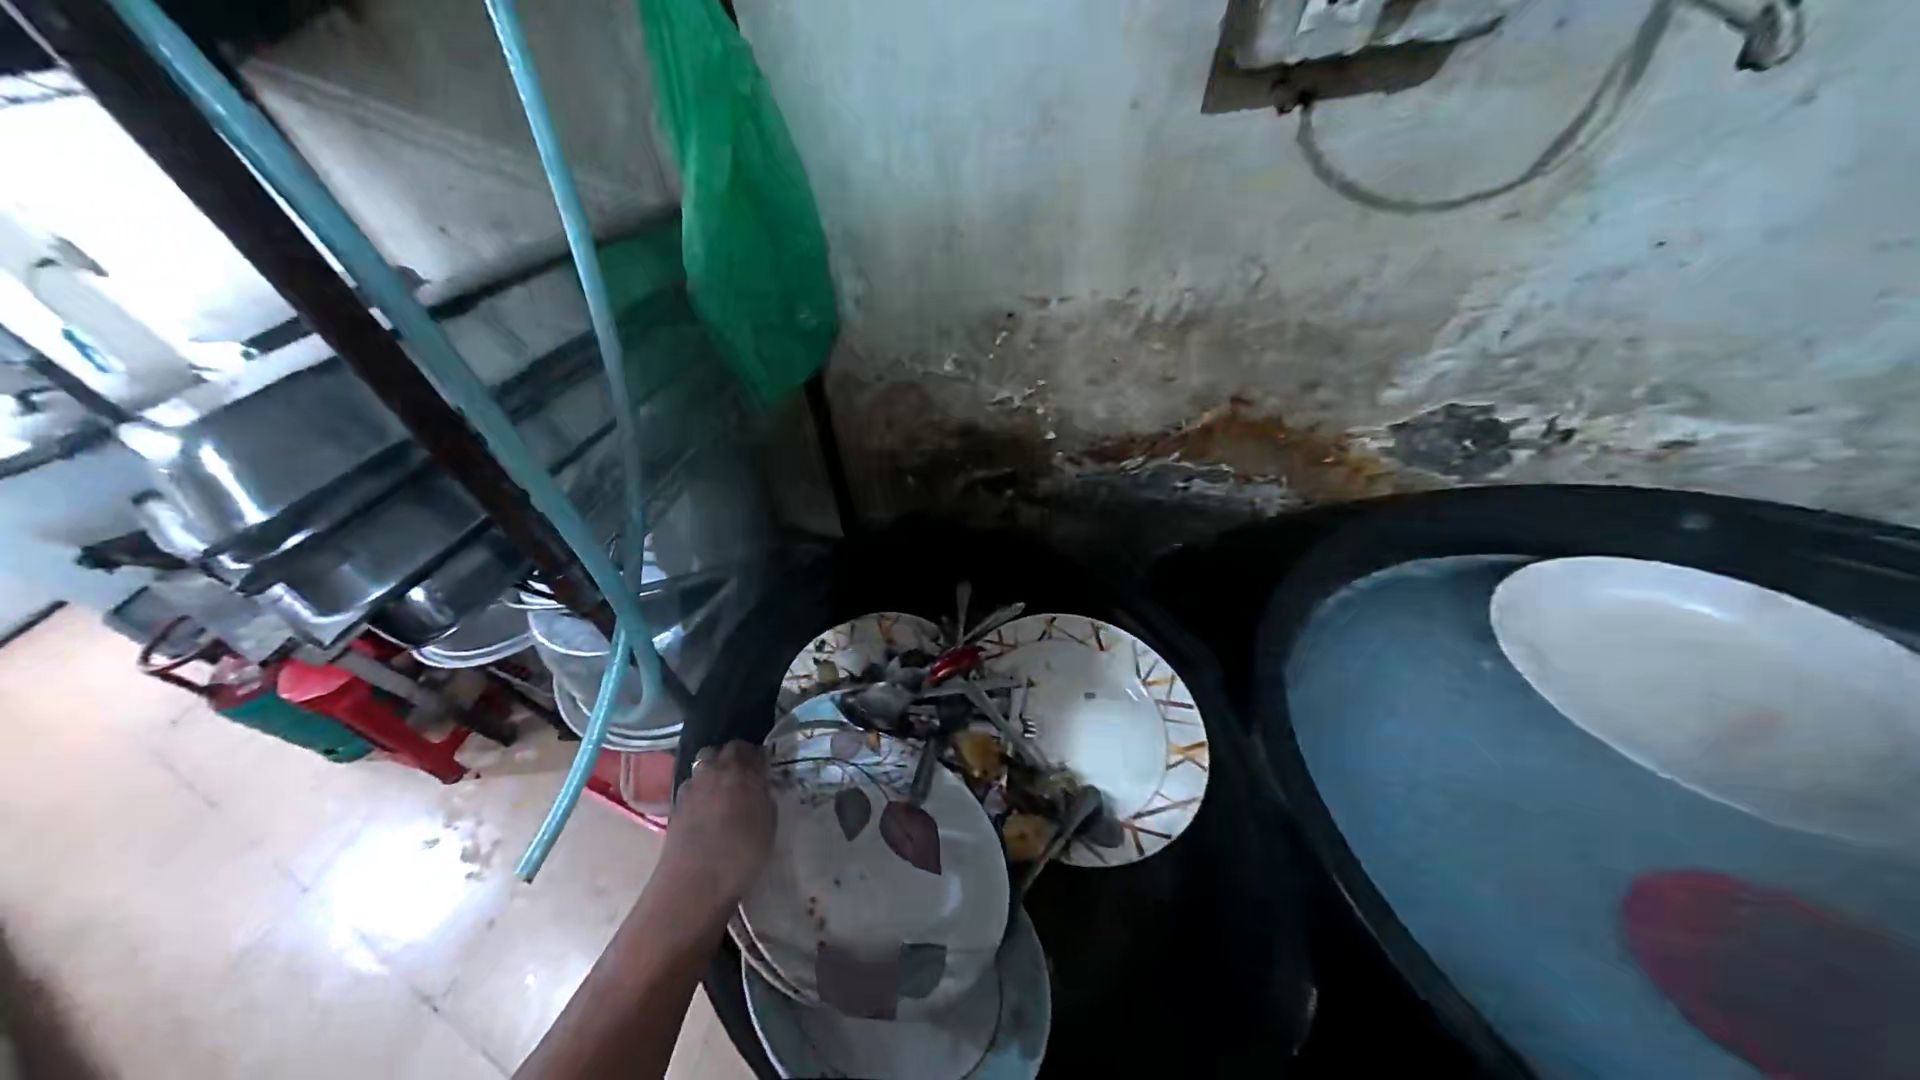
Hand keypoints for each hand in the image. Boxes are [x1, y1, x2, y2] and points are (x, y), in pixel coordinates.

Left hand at [660, 741, 774, 905]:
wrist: (694, 884)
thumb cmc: (741, 853)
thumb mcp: (769, 822)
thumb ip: (764, 796)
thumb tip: (759, 785)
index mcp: (740, 770)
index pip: (748, 748)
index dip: (757, 756)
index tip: (764, 767)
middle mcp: (712, 771)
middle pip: (722, 751)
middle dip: (734, 758)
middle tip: (745, 776)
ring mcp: (690, 788)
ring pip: (703, 766)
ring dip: (714, 772)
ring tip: (724, 793)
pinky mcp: (675, 806)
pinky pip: (692, 787)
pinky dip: (701, 791)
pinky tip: (707, 811)